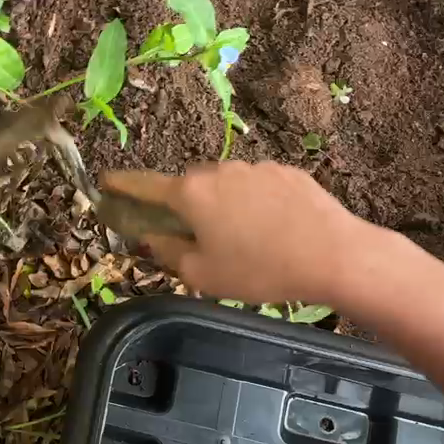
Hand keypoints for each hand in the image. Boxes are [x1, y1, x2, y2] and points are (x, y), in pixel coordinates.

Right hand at [100, 163, 385, 305]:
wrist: (338, 256)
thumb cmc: (260, 270)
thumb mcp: (202, 275)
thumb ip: (167, 252)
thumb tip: (150, 238)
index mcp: (189, 194)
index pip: (143, 184)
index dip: (121, 184)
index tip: (105, 181)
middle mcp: (217, 171)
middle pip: (187, 185)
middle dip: (183, 205)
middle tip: (194, 235)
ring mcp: (254, 168)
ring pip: (223, 185)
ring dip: (221, 204)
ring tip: (242, 238)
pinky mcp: (287, 172)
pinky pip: (256, 185)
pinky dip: (253, 203)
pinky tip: (271, 229)